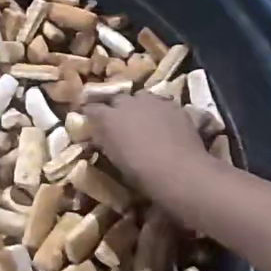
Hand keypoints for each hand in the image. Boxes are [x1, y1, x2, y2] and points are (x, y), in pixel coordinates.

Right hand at [87, 92, 212, 195]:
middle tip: (120, 122)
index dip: (92, 114)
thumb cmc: (141, 174)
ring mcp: (152, 101)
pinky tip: (164, 123)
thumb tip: (100, 135)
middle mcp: (128, 102)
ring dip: (139, 106)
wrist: (179, 171)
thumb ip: (106, 142)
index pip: (92, 109)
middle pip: (117, 99)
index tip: (91, 120)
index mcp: (108, 118)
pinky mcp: (173, 104)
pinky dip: (159, 111)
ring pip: (140, 97)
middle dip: (116, 108)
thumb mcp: (115, 160)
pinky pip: (161, 103)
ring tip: (143, 119)